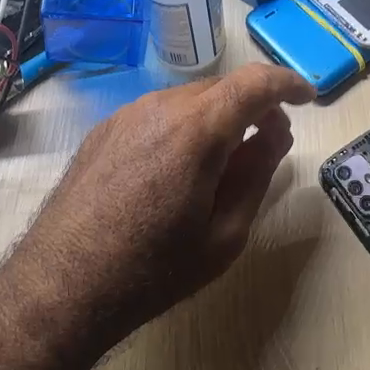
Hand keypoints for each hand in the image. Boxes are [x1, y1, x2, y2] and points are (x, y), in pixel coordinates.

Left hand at [4, 63, 315, 342]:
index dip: (288, 82)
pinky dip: (183, 126)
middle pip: (223, 88)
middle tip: (268, 142)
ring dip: (217, 117)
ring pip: (189, 99)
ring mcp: (128, 114)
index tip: (307, 97)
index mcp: (198, 129)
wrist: (61, 286)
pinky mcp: (105, 128)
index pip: (255, 83)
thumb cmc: (153, 269)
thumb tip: (276, 131)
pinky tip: (177, 170)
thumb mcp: (224, 234)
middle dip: (254, 106)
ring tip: (222, 163)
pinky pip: (159, 113)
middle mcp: (162, 106)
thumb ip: (258, 172)